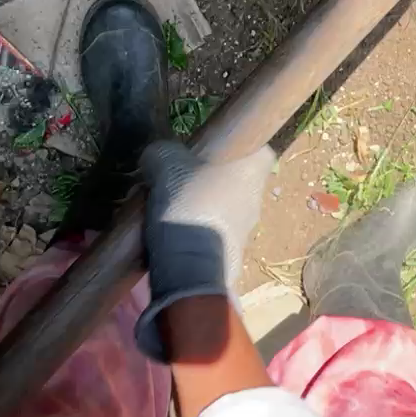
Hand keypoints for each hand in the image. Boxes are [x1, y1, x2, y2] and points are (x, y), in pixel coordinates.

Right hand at [133, 142, 274, 359]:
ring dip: (202, 208)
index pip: (255, 147)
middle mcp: (259, 195)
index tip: (207, 151)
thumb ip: (163, 152)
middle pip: (236, 178)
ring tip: (168, 210)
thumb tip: (156, 153)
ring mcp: (249, 227)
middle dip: (210, 179)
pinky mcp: (232, 254)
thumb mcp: (167, 165)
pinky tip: (171, 235)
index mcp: (256, 167)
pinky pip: (213, 235)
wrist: (192, 269)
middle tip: (178, 180)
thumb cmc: (190, 204)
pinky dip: (196, 233)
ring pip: (225, 207)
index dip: (232, 147)